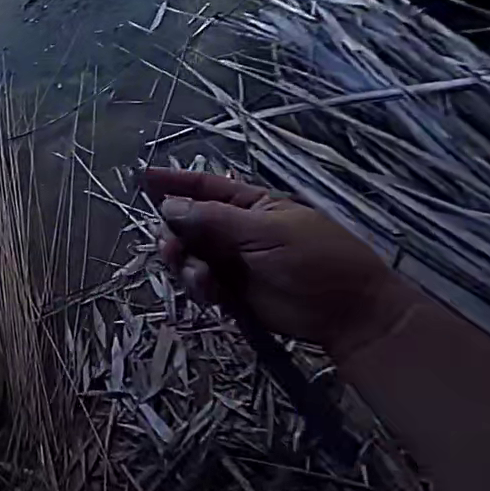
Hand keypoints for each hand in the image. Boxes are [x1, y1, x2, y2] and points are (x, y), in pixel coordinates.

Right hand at [146, 168, 417, 360]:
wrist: (347, 313)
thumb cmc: (315, 258)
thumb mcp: (265, 231)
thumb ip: (213, 219)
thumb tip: (168, 205)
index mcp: (248, 205)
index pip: (203, 186)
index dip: (173, 181)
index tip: (142, 177)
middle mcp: (233, 229)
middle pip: (185, 222)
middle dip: (173, 232)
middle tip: (171, 246)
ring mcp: (229, 260)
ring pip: (186, 254)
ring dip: (183, 262)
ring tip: (198, 273)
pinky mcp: (228, 291)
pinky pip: (197, 282)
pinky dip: (197, 285)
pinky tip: (210, 291)